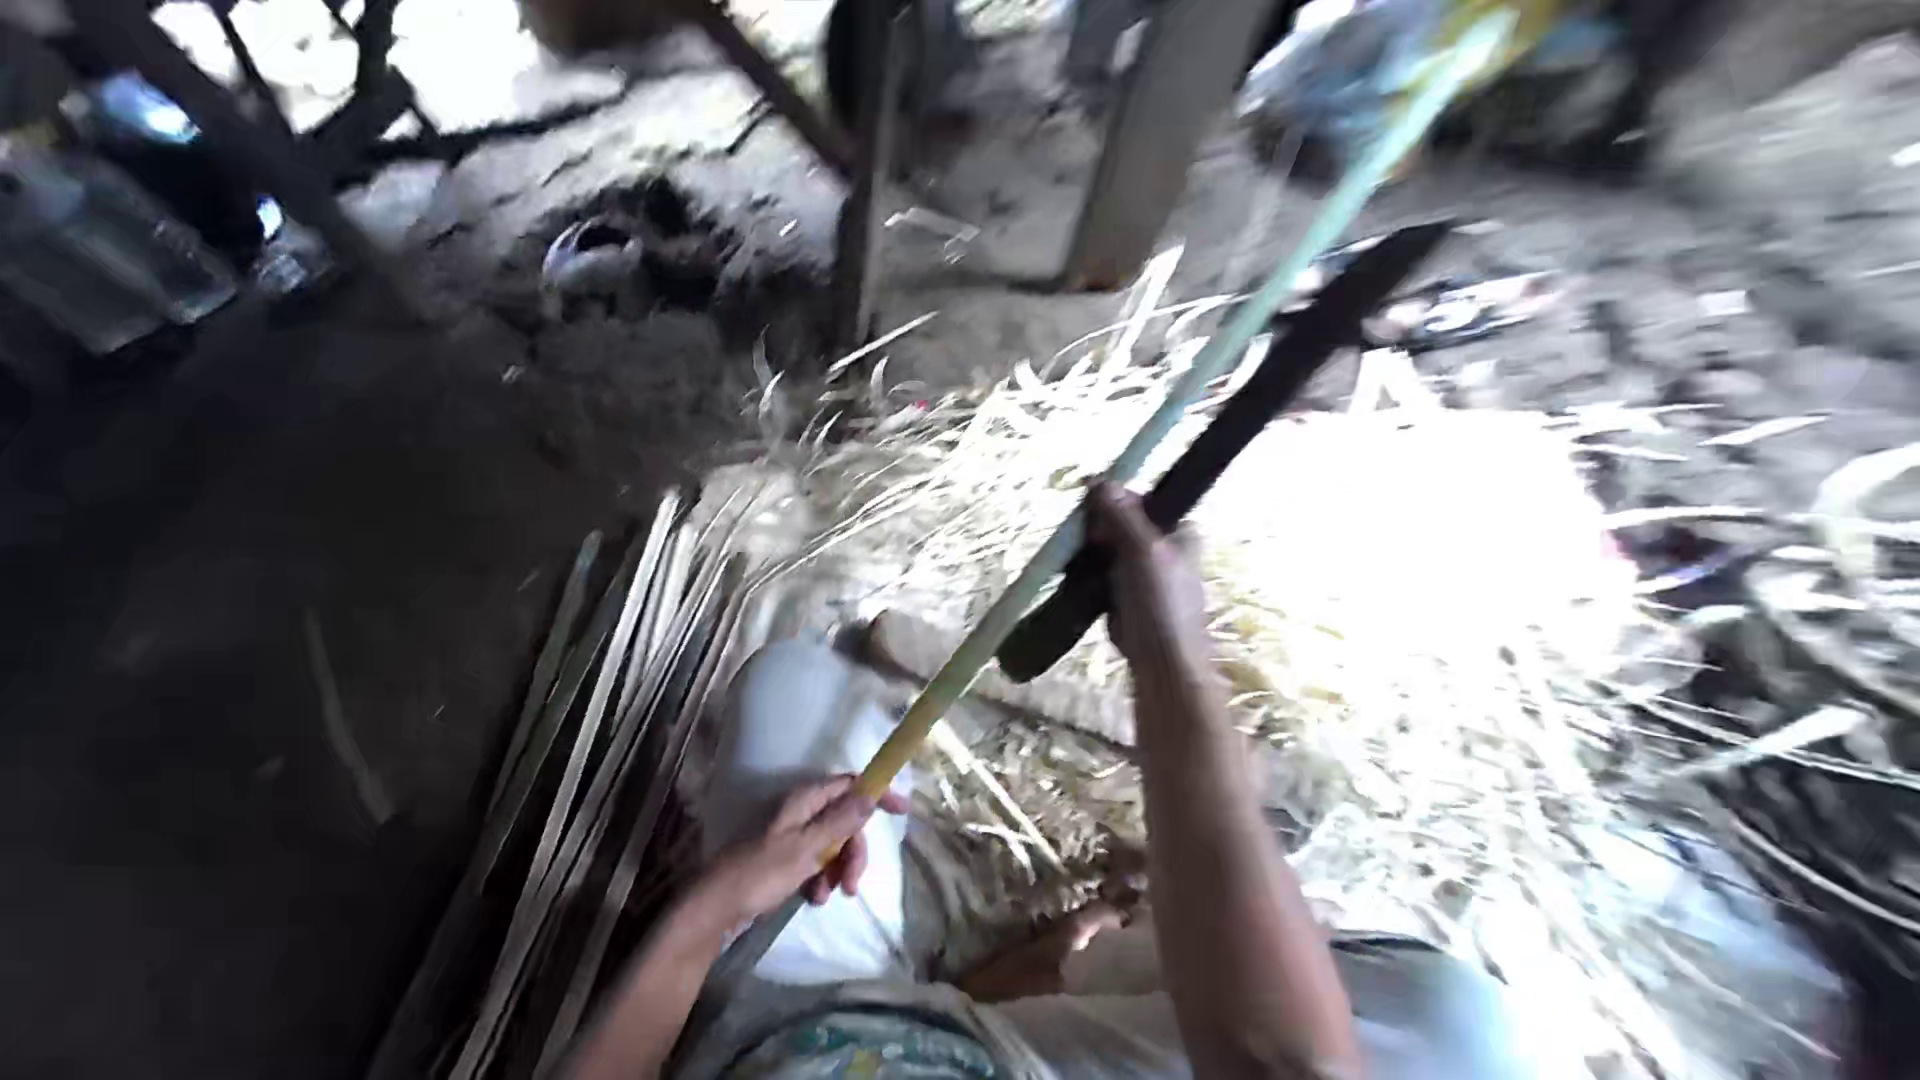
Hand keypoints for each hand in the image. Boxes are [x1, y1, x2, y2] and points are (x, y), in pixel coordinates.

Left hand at [693, 775, 909, 927]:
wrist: (716, 908)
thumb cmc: (760, 872)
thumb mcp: (806, 848)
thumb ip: (840, 821)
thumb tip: (871, 794)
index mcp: (807, 799)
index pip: (851, 785)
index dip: (877, 793)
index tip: (901, 810)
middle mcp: (804, 812)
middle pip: (847, 820)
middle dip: (854, 851)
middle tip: (852, 882)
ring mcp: (797, 835)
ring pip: (836, 844)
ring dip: (838, 870)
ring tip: (825, 896)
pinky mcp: (790, 859)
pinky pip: (820, 862)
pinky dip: (822, 879)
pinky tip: (813, 898)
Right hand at [1088, 483, 1210, 670]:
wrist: (1162, 661)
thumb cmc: (1160, 602)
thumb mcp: (1143, 551)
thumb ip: (1123, 516)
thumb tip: (1100, 480)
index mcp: (1179, 529)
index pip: (1139, 500)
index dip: (1113, 504)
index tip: (1094, 520)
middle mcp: (1163, 545)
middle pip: (1119, 521)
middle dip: (1096, 531)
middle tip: (1084, 547)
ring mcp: (1144, 570)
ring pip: (1106, 547)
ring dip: (1088, 553)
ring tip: (1076, 567)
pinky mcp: (1126, 592)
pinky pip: (1101, 571)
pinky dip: (1087, 573)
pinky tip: (1077, 581)